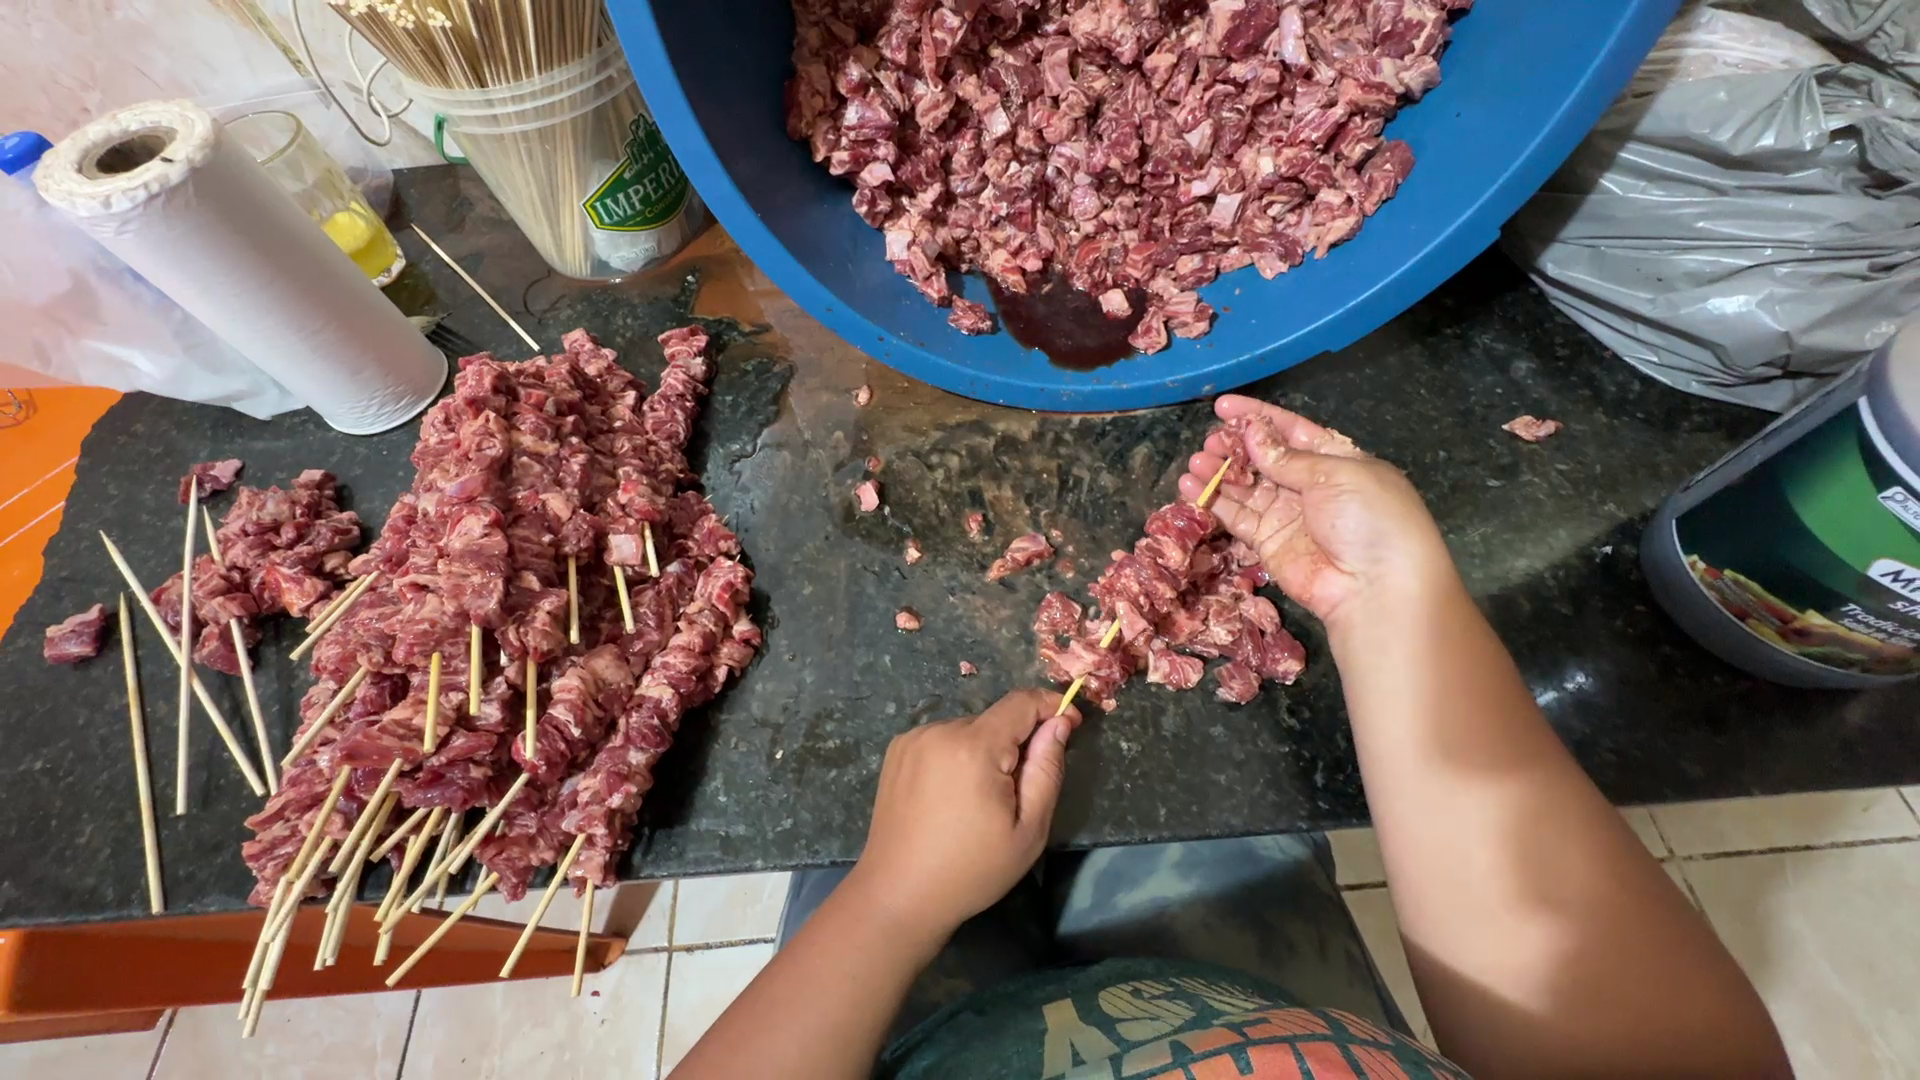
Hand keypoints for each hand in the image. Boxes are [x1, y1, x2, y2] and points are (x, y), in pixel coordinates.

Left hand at [846, 688, 1080, 937]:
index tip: (1071, 723)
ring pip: (969, 730)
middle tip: (1017, 793)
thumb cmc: (971, 869)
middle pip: (994, 719)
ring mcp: (913, 738)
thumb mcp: (1028, 829)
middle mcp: (940, 730)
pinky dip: (957, 756)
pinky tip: (950, 796)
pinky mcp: (897, 750)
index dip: (1051, 706)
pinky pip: (943, 740)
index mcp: (974, 747)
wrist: (898, 894)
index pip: (1020, 703)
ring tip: (978, 802)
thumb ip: (1047, 769)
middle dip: (1015, 744)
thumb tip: (1059, 723)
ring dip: (985, 751)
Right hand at [1178, 395, 1457, 634]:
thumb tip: (1253, 434)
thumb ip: (1288, 458)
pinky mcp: (1266, 541)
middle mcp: (1308, 484)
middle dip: (1234, 446)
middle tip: (1208, 441)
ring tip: (1195, 462)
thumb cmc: (1369, 519)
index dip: (1258, 417)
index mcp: (1335, 460)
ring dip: (1219, 473)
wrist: (1374, 586)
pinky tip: (1190, 488)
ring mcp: (1286, 514)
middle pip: (1262, 458)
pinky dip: (1212, 502)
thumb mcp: (1336, 474)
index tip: (1223, 406)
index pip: (1290, 431)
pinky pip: (1235, 516)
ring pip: (1244, 485)